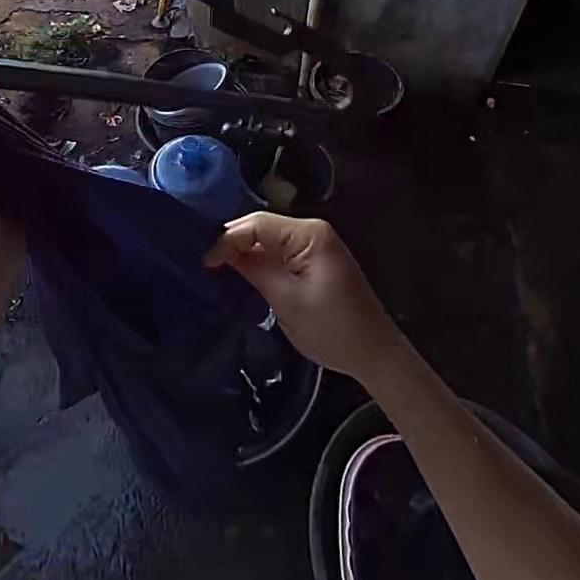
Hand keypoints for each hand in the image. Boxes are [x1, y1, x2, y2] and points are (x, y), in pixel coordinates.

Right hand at [203, 212, 407, 381]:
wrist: (374, 354)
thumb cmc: (333, 329)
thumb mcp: (286, 300)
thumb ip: (253, 269)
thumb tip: (220, 253)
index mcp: (309, 234)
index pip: (256, 224)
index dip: (226, 240)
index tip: (204, 263)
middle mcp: (311, 231)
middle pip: (260, 228)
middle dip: (232, 245)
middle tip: (204, 266)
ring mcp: (312, 246)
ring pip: (266, 241)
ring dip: (243, 254)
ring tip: (214, 271)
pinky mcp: (311, 262)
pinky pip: (277, 254)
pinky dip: (258, 263)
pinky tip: (238, 275)